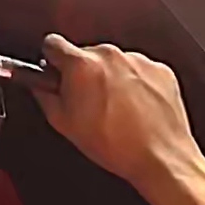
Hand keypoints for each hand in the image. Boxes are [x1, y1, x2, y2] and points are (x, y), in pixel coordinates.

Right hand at [32, 34, 204, 196]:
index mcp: (81, 64)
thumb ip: (43, 95)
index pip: (52, 42)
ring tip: (117, 107)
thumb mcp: (64, 124)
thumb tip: (39, 85)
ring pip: (111, 61)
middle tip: (88, 99)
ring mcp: (137, 61)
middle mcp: (109, 56)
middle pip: (84, 53)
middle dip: (83, 72)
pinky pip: (137, 68)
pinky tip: (135, 106)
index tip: (56, 70)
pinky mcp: (160, 70)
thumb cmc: (117, 146)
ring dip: (109, 76)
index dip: (51, 59)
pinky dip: (135, 82)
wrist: (164, 163)